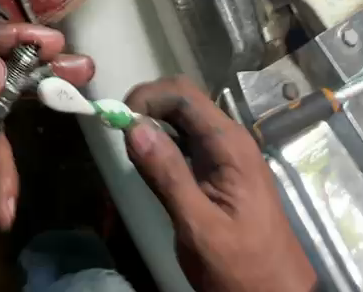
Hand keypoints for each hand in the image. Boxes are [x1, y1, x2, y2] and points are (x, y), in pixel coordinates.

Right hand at [124, 76, 316, 291]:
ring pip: (183, 118)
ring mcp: (227, 153)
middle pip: (182, 99)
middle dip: (148, 107)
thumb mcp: (199, 228)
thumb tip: (133, 126)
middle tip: (122, 135)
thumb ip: (167, 176)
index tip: (119, 123)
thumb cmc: (243, 269)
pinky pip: (188, 141)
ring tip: (132, 150)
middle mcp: (230, 138)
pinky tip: (151, 164)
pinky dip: (164, 143)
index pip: (182, 94)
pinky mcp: (221, 169)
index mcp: (229, 143)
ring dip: (154, 124)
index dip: (147, 97)